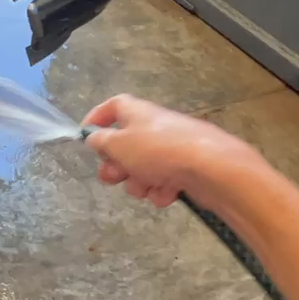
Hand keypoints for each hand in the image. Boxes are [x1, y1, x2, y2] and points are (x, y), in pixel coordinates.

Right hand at [81, 95, 258, 208]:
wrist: (213, 169)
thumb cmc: (159, 151)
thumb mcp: (119, 144)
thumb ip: (101, 141)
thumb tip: (93, 137)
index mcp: (137, 113)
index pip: (113, 106)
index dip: (97, 118)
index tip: (85, 136)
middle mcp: (154, 127)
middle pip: (124, 144)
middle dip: (115, 165)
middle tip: (112, 177)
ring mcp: (172, 148)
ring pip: (142, 167)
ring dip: (138, 181)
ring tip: (145, 187)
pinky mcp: (187, 169)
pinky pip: (163, 180)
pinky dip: (161, 189)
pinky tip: (166, 193)